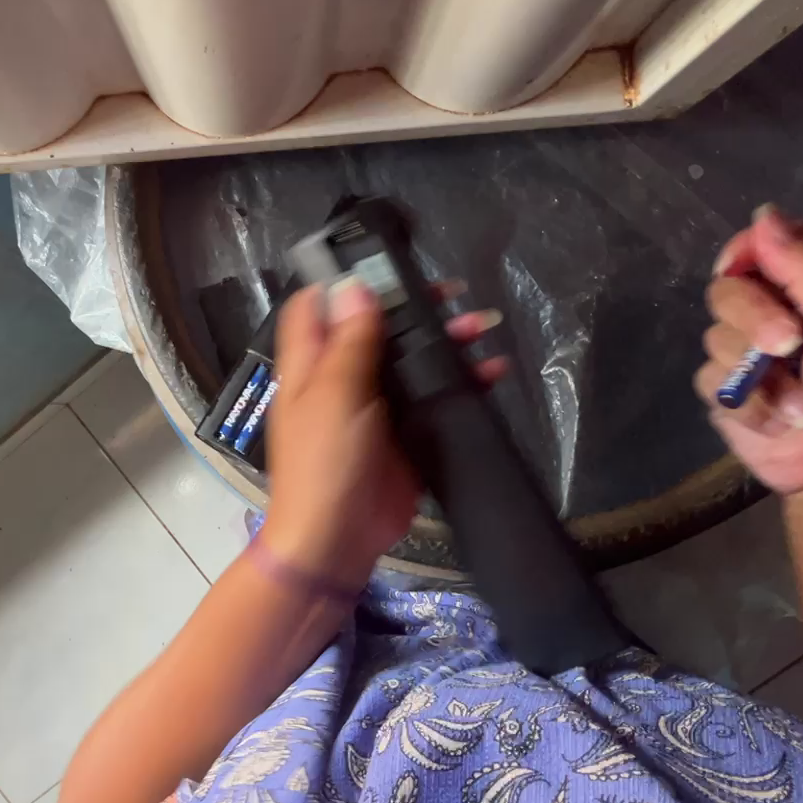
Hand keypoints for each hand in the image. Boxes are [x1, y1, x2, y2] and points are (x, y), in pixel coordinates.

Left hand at [260, 280, 504, 590]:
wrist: (338, 539)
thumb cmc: (324, 464)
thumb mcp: (334, 396)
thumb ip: (348, 343)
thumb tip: (354, 285)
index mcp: (310, 366)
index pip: (316, 308)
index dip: (344, 282)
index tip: (385, 263)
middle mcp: (340, 379)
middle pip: (375, 329)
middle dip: (411, 308)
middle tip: (452, 293)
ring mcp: (374, 407)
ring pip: (409, 360)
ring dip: (443, 341)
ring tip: (482, 325)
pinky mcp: (404, 433)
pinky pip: (432, 398)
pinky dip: (461, 381)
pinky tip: (492, 371)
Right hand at [695, 206, 802, 497]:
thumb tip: (762, 216)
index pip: (769, 245)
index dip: (748, 252)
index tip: (741, 267)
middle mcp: (781, 313)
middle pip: (728, 289)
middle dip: (751, 319)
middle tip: (785, 347)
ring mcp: (748, 354)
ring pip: (712, 337)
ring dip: (754, 374)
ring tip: (796, 404)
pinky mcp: (725, 391)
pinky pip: (706, 380)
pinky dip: (742, 403)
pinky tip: (774, 421)